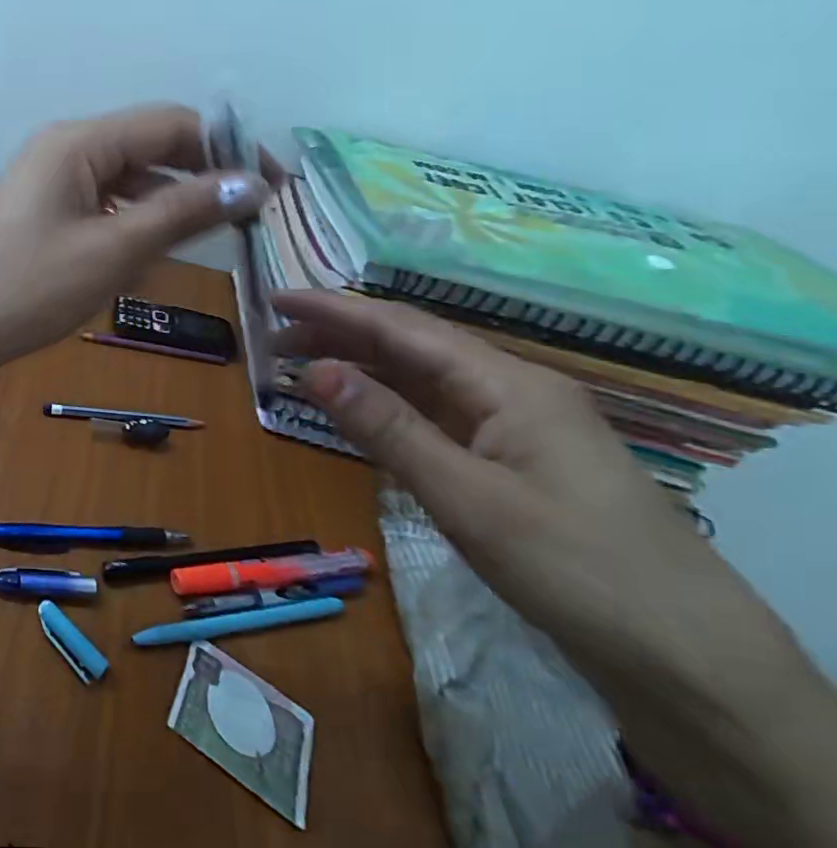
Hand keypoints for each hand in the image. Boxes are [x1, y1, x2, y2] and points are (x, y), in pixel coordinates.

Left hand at [0, 105, 272, 378]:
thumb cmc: (29, 290)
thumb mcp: (114, 250)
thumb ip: (184, 211)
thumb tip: (252, 182)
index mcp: (76, 142)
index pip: (171, 124)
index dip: (226, 151)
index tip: (272, 190)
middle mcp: (58, 151)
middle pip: (146, 150)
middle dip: (194, 183)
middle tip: (240, 225)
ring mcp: (41, 184)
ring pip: (121, 183)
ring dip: (159, 211)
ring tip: (187, 251)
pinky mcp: (34, 216)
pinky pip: (94, 208)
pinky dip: (123, 228)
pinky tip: (134, 264)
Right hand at [270, 289, 731, 653]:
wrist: (679, 651)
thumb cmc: (568, 564)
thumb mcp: (463, 495)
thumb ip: (385, 427)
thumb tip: (312, 370)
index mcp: (508, 385)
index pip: (404, 329)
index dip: (336, 311)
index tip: (276, 300)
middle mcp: (512, 391)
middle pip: (412, 346)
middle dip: (340, 334)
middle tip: (272, 337)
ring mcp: (515, 425)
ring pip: (423, 378)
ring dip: (360, 367)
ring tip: (298, 366)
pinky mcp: (512, 459)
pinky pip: (436, 412)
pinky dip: (386, 403)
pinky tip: (357, 408)